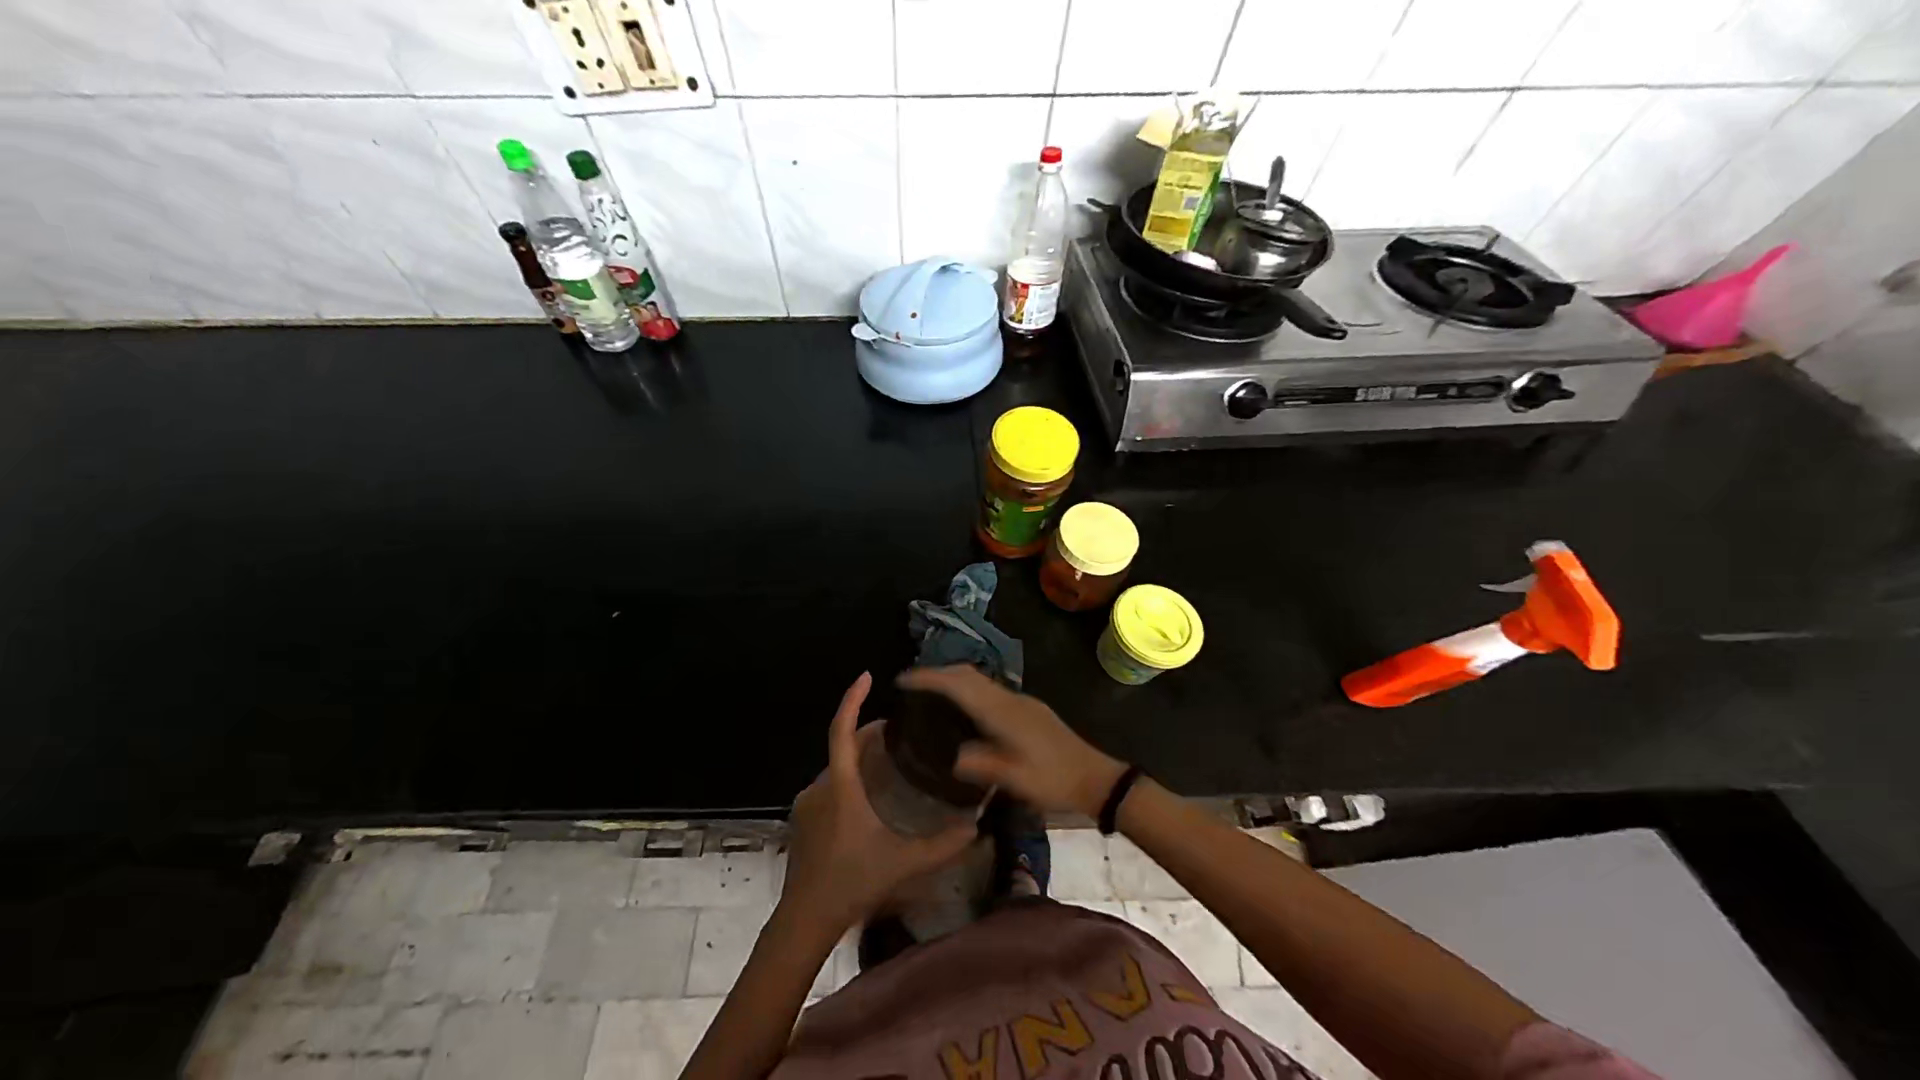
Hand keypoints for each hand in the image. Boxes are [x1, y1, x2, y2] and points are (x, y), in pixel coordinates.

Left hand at [780, 673, 978, 934]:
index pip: (842, 731)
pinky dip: (848, 777)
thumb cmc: (852, 884)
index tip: (866, 677)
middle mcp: (819, 788)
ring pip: (835, 767)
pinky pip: (828, 785)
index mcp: (840, 787)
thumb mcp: (904, 863)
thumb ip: (943, 844)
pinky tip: (868, 795)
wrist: (804, 920)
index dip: (853, 700)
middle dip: (867, 732)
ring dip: (859, 757)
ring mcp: (807, 804)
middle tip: (899, 731)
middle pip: (842, 746)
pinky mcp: (803, 820)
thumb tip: (976, 825)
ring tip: (889, 759)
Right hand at [897, 665, 1128, 816]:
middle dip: (938, 672)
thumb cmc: (1053, 780)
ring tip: (929, 692)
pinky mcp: (1028, 709)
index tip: (903, 679)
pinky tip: (963, 708)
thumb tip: (951, 757)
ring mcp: (1021, 701)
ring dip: (954, 678)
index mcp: (1002, 712)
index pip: (959, 684)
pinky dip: (968, 689)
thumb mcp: (1014, 780)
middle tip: (910, 683)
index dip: (929, 678)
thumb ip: (980, 765)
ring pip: (980, 680)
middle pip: (968, 674)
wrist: (1095, 778)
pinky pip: (989, 690)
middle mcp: (1010, 699)